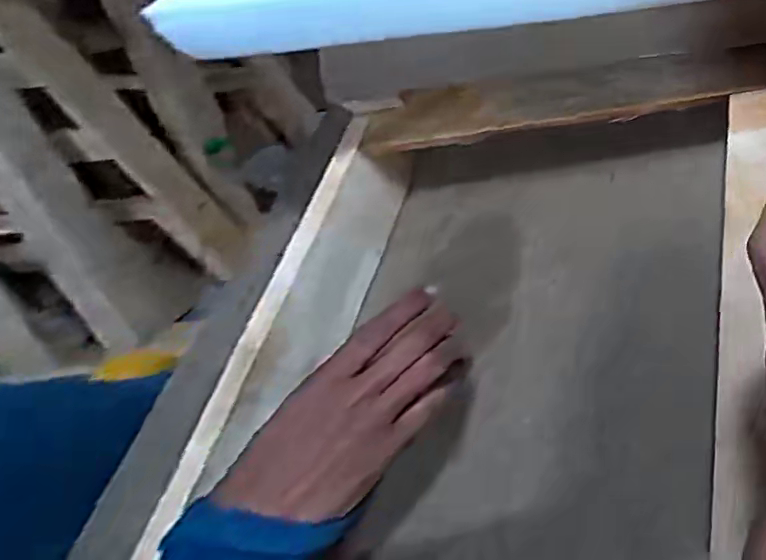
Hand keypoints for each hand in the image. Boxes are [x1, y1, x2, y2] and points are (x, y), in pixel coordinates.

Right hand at [211, 287, 465, 521]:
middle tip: (451, 315)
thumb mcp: (297, 408)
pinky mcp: (393, 442)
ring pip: (430, 366)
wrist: (258, 520)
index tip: (426, 293)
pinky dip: (449, 386)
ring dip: (451, 349)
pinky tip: (455, 378)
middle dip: (439, 322)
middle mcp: (357, 392)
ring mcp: (378, 415)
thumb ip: (338, 380)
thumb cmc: (267, 464)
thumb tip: (375, 355)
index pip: (375, 332)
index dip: (406, 308)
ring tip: (458, 342)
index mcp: (325, 382)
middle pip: (413, 343)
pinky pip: (432, 403)